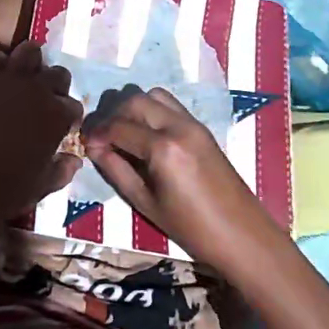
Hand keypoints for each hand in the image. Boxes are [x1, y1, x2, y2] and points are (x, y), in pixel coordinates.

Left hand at [0, 42, 82, 244]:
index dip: (67, 117)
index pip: (74, 105)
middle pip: (58, 73)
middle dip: (54, 86)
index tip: (58, 127)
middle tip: (41, 100)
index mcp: (59, 115)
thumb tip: (74, 160)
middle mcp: (40, 90)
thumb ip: (63, 169)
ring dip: (30, 63)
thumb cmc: (11, 189)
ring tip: (22, 78)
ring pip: (30, 51)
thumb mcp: (45, 184)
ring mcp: (11, 79)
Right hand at [85, 87, 284, 275]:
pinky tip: (145, 134)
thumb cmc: (191, 228)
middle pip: (133, 100)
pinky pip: (170, 104)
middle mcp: (178, 126)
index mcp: (163, 148)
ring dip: (133, 107)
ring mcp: (193, 123)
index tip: (86, 145)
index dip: (97, 134)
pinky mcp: (202, 127)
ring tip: (124, 133)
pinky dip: (152, 110)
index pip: (118, 126)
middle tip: (102, 138)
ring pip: (153, 95)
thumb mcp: (145, 202)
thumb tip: (94, 148)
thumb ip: (116, 169)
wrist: (242, 234)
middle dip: (112, 114)